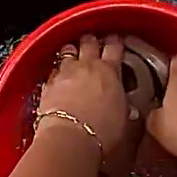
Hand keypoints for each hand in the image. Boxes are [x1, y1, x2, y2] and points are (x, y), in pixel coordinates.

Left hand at [36, 34, 129, 159]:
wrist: (71, 137)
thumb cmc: (101, 130)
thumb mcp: (123, 118)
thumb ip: (123, 106)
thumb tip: (127, 108)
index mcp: (110, 71)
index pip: (115, 47)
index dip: (115, 41)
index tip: (115, 39)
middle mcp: (87, 67)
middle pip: (89, 43)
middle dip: (91, 40)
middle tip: (92, 40)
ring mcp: (66, 73)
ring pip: (68, 51)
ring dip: (71, 51)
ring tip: (72, 51)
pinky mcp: (49, 84)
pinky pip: (53, 70)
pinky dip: (57, 70)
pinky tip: (57, 75)